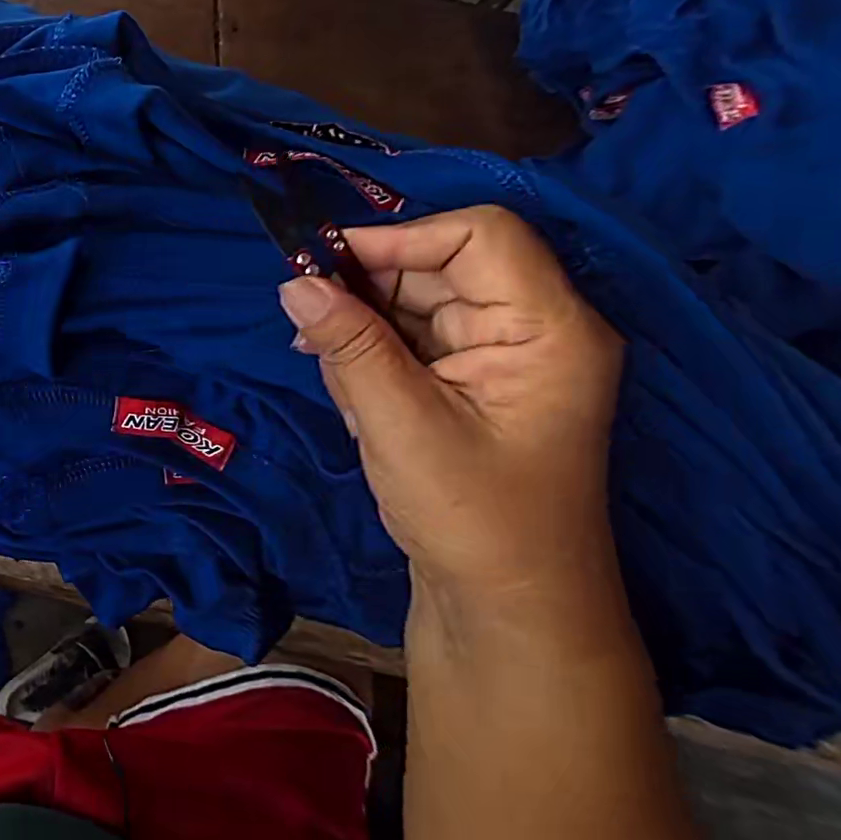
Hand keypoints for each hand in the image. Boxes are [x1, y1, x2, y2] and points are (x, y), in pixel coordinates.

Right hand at [279, 205, 624, 599]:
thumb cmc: (471, 515)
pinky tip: (348, 389)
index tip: (323, 263)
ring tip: (327, 365)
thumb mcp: (400, 423)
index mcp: (547, 329)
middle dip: (366, 286)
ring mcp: (496, 355)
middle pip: (439, 266)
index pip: (479, 236)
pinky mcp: (465, 379)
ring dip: (359, 325)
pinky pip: (404, 337)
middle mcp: (529, 328)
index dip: (399, 239)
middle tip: (306, 317)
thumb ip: (348, 345)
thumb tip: (293, 283)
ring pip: (412, 302)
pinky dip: (365, 352)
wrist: (503, 603)